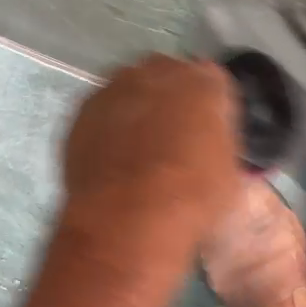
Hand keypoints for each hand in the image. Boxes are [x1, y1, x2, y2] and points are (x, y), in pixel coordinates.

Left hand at [19, 55, 241, 306]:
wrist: (125, 233)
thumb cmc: (190, 213)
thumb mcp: (227, 182)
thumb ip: (221, 152)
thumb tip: (206, 153)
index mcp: (205, 83)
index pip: (210, 84)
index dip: (206, 116)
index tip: (202, 144)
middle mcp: (156, 73)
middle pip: (166, 81)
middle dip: (168, 109)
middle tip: (170, 154)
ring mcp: (111, 92)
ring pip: (129, 98)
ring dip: (135, 121)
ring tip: (137, 167)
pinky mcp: (78, 118)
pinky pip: (99, 120)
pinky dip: (106, 138)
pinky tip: (110, 172)